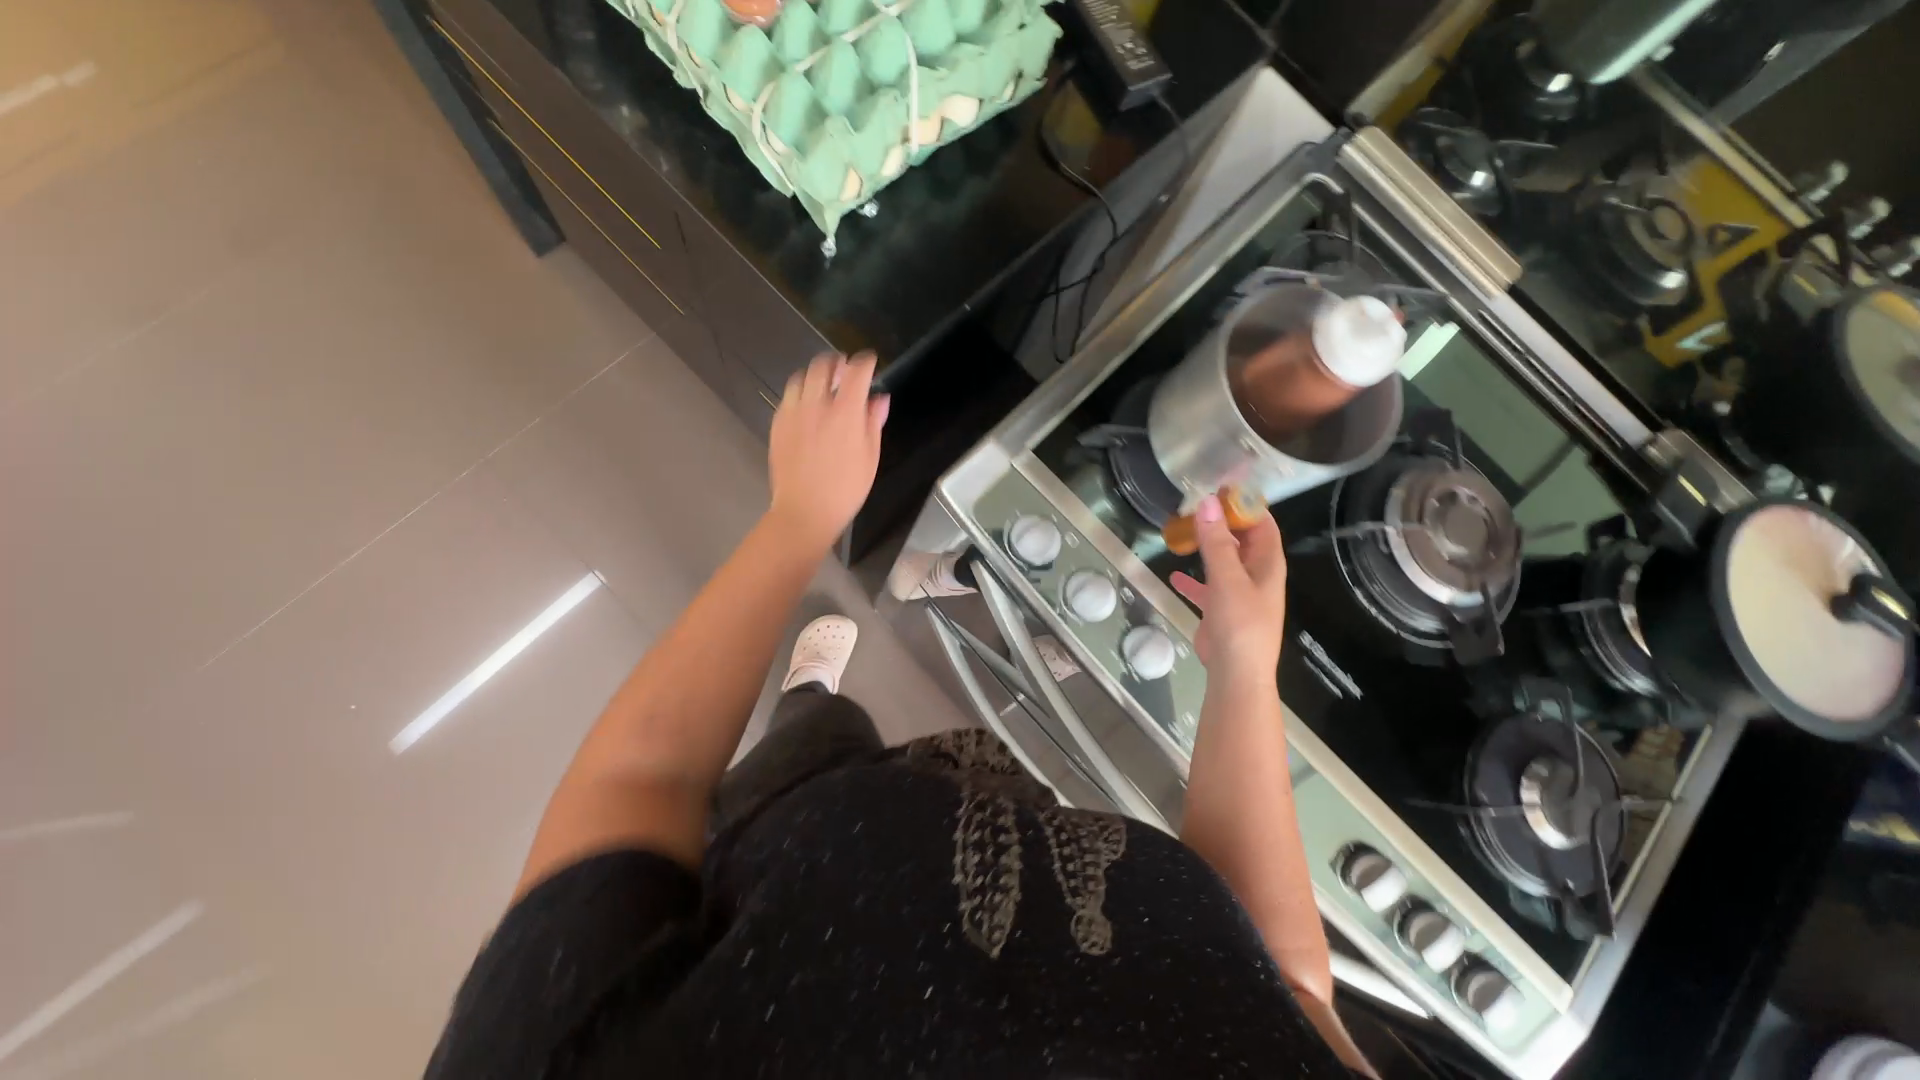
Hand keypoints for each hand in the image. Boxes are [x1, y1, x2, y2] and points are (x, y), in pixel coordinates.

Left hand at [767, 351, 889, 551]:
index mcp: (846, 411)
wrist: (805, 511)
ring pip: (801, 377)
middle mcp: (817, 404)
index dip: (866, 361)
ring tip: (822, 386)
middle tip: (844, 371)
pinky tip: (806, 408)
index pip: (857, 370)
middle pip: (823, 365)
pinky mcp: (777, 424)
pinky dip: (799, 394)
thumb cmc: (845, 489)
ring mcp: (793, 412)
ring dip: (814, 376)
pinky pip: (788, 397)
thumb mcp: (870, 457)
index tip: (869, 363)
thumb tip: (879, 399)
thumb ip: (873, 422)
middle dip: (837, 362)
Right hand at [1170, 493, 1287, 677]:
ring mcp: (1239, 594)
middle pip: (1242, 540)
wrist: (1236, 674)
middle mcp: (1257, 576)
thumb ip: (1216, 541)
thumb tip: (1207, 503)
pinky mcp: (1221, 612)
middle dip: (1222, 523)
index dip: (1246, 505)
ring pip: (1223, 562)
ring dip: (1207, 547)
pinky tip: (1175, 575)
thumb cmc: (1240, 623)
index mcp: (1268, 565)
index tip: (1220, 488)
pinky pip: (1207, 588)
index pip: (1262, 524)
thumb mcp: (1227, 578)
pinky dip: (1193, 579)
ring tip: (1183, 531)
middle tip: (1194, 506)